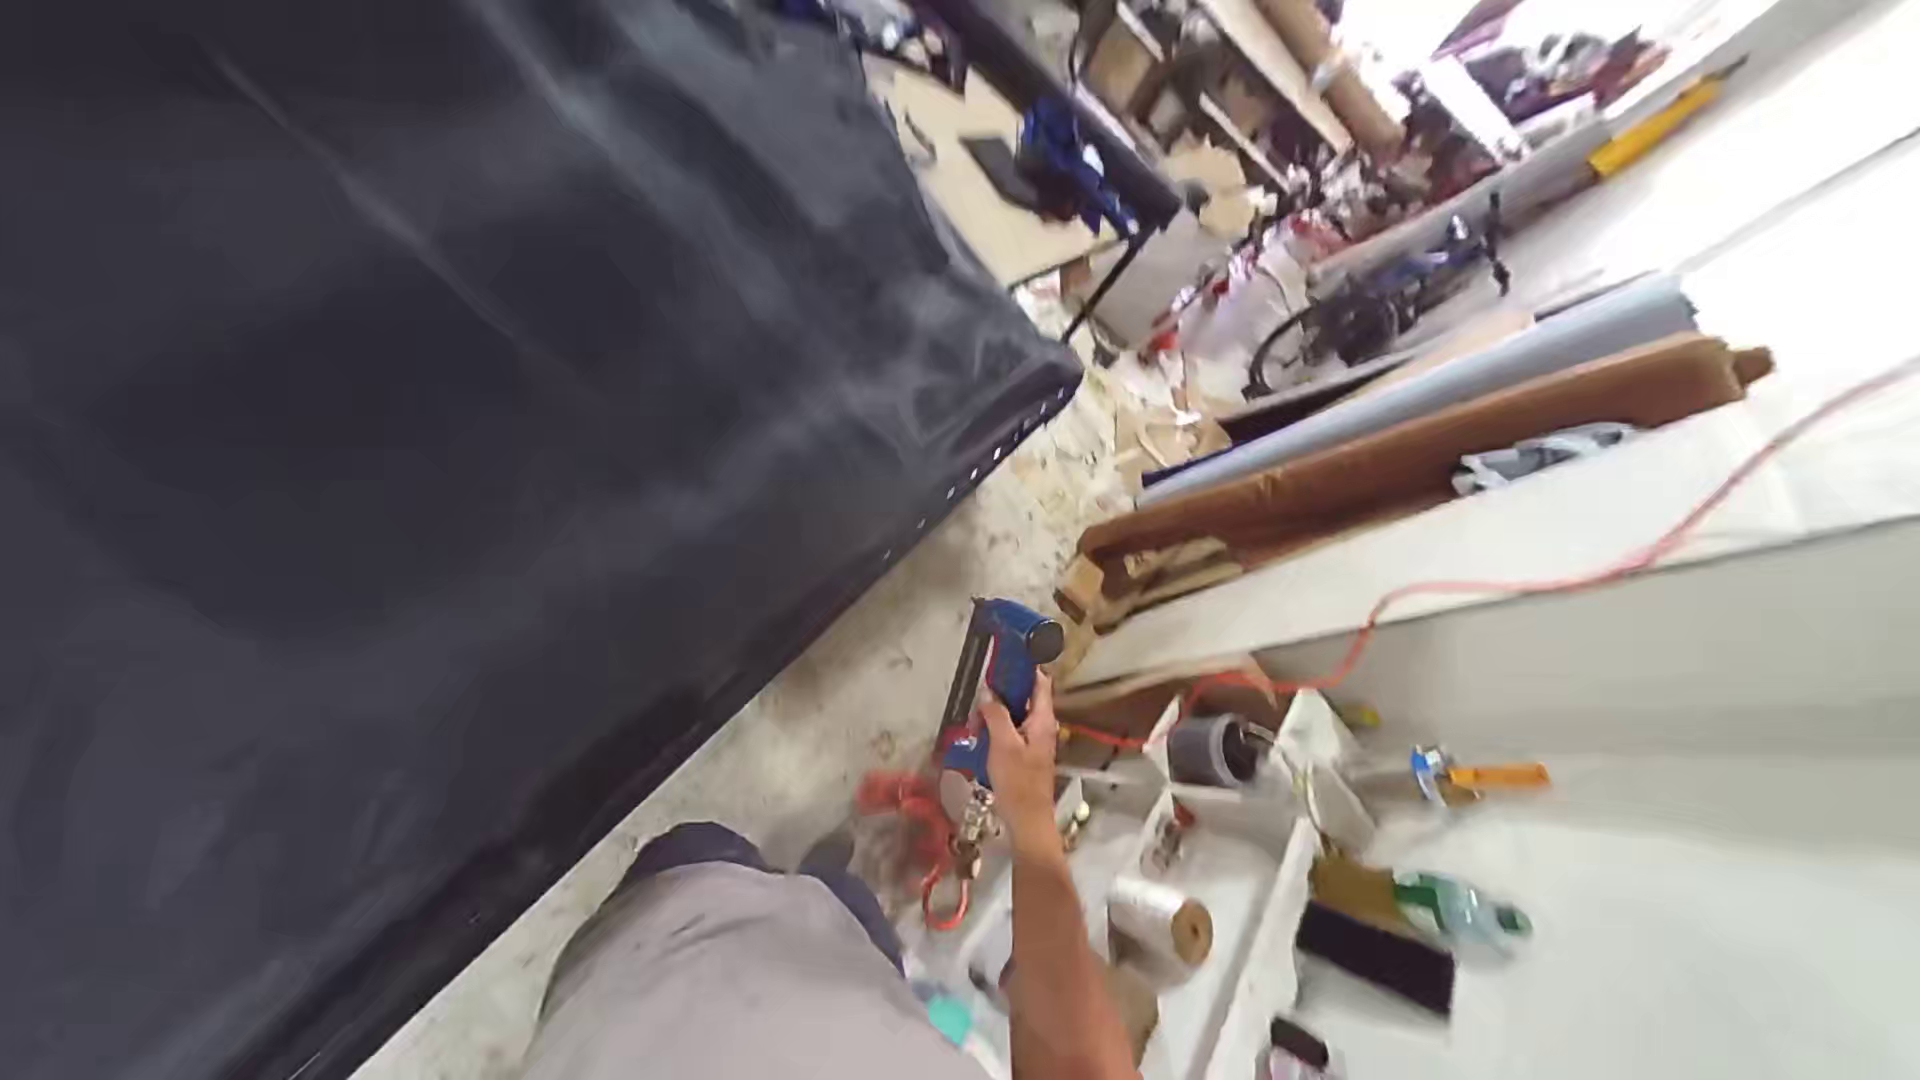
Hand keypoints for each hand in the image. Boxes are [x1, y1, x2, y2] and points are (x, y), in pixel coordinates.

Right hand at [982, 671, 1060, 855]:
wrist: (1027, 819)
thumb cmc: (1018, 781)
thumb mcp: (1003, 744)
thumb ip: (996, 715)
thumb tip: (988, 694)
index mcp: (1043, 719)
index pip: (1040, 682)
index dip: (1027, 666)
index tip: (1007, 655)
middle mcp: (1043, 726)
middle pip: (1027, 696)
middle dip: (1005, 690)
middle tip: (983, 686)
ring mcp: (1035, 740)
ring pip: (1017, 714)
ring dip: (998, 710)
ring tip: (977, 713)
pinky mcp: (1026, 752)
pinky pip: (1012, 729)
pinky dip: (998, 726)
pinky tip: (981, 732)